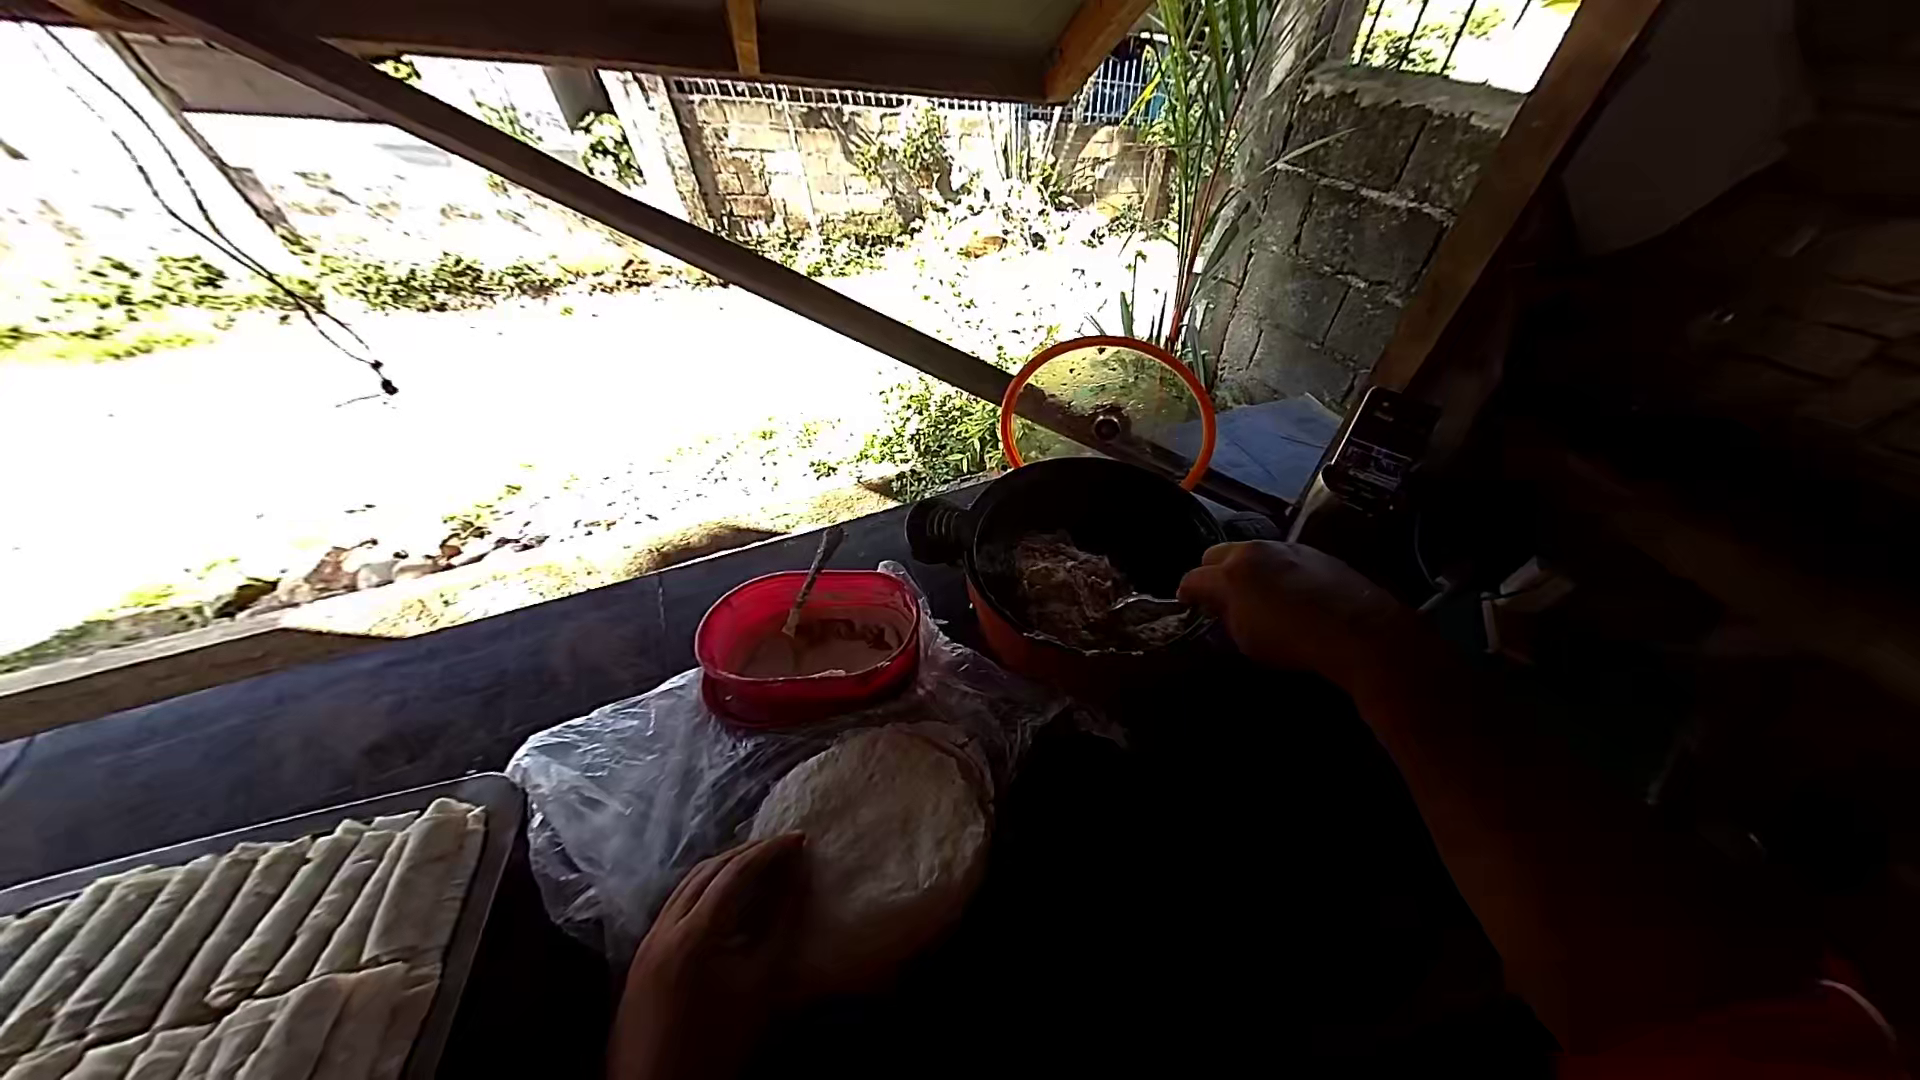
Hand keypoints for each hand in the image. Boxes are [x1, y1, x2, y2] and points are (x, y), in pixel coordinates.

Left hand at [607, 833, 806, 1079]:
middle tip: (782, 846)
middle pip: (709, 870)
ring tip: (759, 862)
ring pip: (688, 883)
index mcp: (694, 934)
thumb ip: (782, 923)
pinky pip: (676, 902)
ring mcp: (648, 941)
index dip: (771, 850)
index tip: (800, 838)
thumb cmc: (719, 1045)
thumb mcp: (762, 983)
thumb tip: (799, 875)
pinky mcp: (641, 957)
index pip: (736, 871)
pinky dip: (705, 887)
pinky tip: (726, 894)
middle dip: (748, 851)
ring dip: (725, 866)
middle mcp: (664, 928)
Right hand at [1178, 541, 1421, 691]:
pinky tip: (1288, 593)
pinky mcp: (1313, 551)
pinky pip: (1279, 557)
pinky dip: (1273, 570)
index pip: (1192, 578)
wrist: (1362, 632)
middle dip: (1211, 574)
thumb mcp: (1246, 640)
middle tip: (1220, 598)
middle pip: (1215, 554)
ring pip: (1249, 552)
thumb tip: (1219, 607)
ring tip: (1256, 594)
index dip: (1186, 594)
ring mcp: (1285, 547)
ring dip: (1244, 569)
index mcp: (1229, 573)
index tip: (1189, 606)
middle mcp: (1252, 551)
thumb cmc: (1294, 642)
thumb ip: (1225, 617)